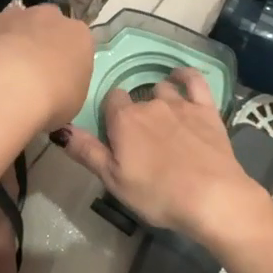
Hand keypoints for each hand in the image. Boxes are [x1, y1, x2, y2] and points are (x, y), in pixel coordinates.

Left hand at [0, 2, 95, 132]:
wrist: (6, 90)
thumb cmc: (51, 99)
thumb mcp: (75, 101)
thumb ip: (68, 83)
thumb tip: (54, 84)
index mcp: (78, 35)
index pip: (76, 41)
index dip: (66, 59)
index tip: (58, 78)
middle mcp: (48, 17)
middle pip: (46, 25)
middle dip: (40, 42)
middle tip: (32, 72)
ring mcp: (14, 16)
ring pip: (15, 25)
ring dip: (12, 42)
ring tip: (3, 73)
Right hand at [55, 68, 269, 235]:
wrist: (212, 197)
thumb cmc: (157, 194)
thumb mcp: (114, 180)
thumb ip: (87, 152)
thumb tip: (60, 129)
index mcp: (124, 120)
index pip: (109, 101)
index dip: (110, 116)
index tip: (115, 137)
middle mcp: (149, 103)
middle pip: (135, 99)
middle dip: (134, 113)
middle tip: (139, 141)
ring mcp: (181, 103)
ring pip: (162, 89)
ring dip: (158, 99)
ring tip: (161, 122)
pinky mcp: (207, 109)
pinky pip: (194, 81)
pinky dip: (184, 75)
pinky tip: (179, 76)